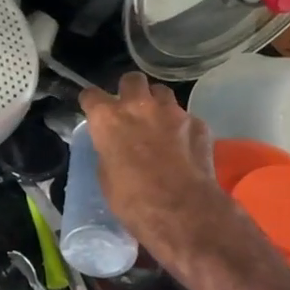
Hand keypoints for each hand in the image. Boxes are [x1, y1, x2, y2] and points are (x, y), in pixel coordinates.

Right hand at [77, 73, 232, 259]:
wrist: (180, 209)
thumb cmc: (131, 198)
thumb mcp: (105, 174)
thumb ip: (109, 149)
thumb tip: (115, 146)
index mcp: (107, 119)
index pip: (91, 95)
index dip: (91, 102)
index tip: (93, 110)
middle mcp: (139, 106)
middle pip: (132, 80)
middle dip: (129, 90)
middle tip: (130, 108)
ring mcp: (173, 112)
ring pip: (162, 93)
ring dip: (156, 103)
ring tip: (157, 123)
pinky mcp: (199, 124)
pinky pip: (185, 117)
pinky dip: (181, 127)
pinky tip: (182, 146)